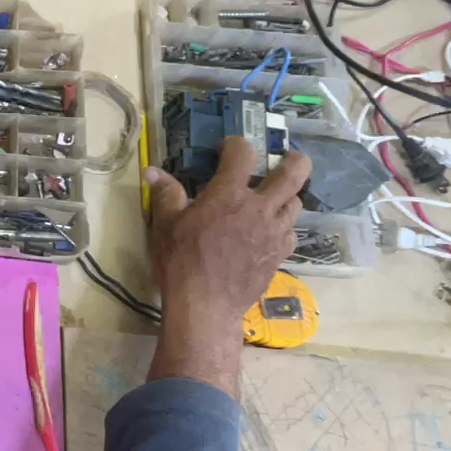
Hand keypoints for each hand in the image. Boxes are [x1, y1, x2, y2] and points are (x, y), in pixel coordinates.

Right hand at [142, 137, 310, 396]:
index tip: (225, 147)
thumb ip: (165, 194)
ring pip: (296, 203)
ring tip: (273, 196)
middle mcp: (260, 209)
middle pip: (294, 174)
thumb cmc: (180, 261)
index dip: (235, 144)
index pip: (242, 155)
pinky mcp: (280, 255)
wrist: (206, 305)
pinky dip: (282, 224)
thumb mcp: (164, 225)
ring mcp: (275, 233)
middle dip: (294, 160)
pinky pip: (290, 231)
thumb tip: (153, 171)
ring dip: (287, 194)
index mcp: (228, 195)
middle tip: (286, 158)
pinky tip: (267, 230)